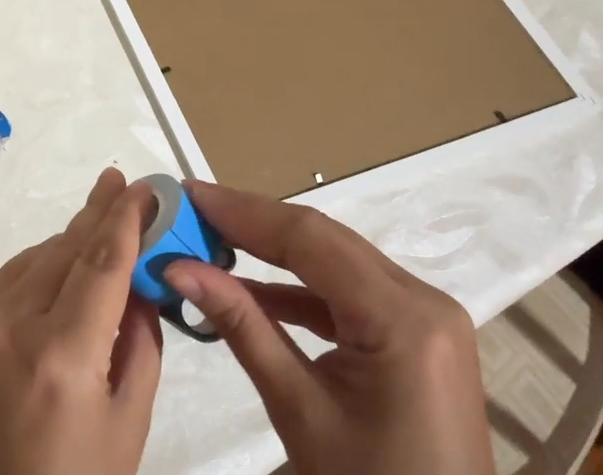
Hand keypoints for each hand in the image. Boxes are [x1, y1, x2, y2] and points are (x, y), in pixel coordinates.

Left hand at [0, 168, 162, 474]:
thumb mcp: (125, 427)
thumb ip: (138, 349)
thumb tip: (139, 288)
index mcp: (60, 355)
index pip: (100, 265)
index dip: (125, 219)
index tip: (143, 187)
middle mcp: (11, 325)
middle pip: (62, 251)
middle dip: (96, 213)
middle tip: (121, 180)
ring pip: (32, 258)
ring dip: (68, 235)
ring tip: (102, 211)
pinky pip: (9, 280)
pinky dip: (40, 262)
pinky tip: (63, 256)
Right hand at [166, 181, 494, 474]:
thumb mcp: (298, 408)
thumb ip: (240, 326)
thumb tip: (176, 267)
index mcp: (403, 318)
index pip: (309, 238)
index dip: (242, 211)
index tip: (186, 195)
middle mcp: (424, 301)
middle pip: (324, 240)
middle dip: (252, 222)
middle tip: (188, 211)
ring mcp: (427, 317)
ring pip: (336, 260)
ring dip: (272, 250)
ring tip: (209, 238)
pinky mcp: (418, 335)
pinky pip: (350, 293)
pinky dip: (299, 288)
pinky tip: (250, 288)